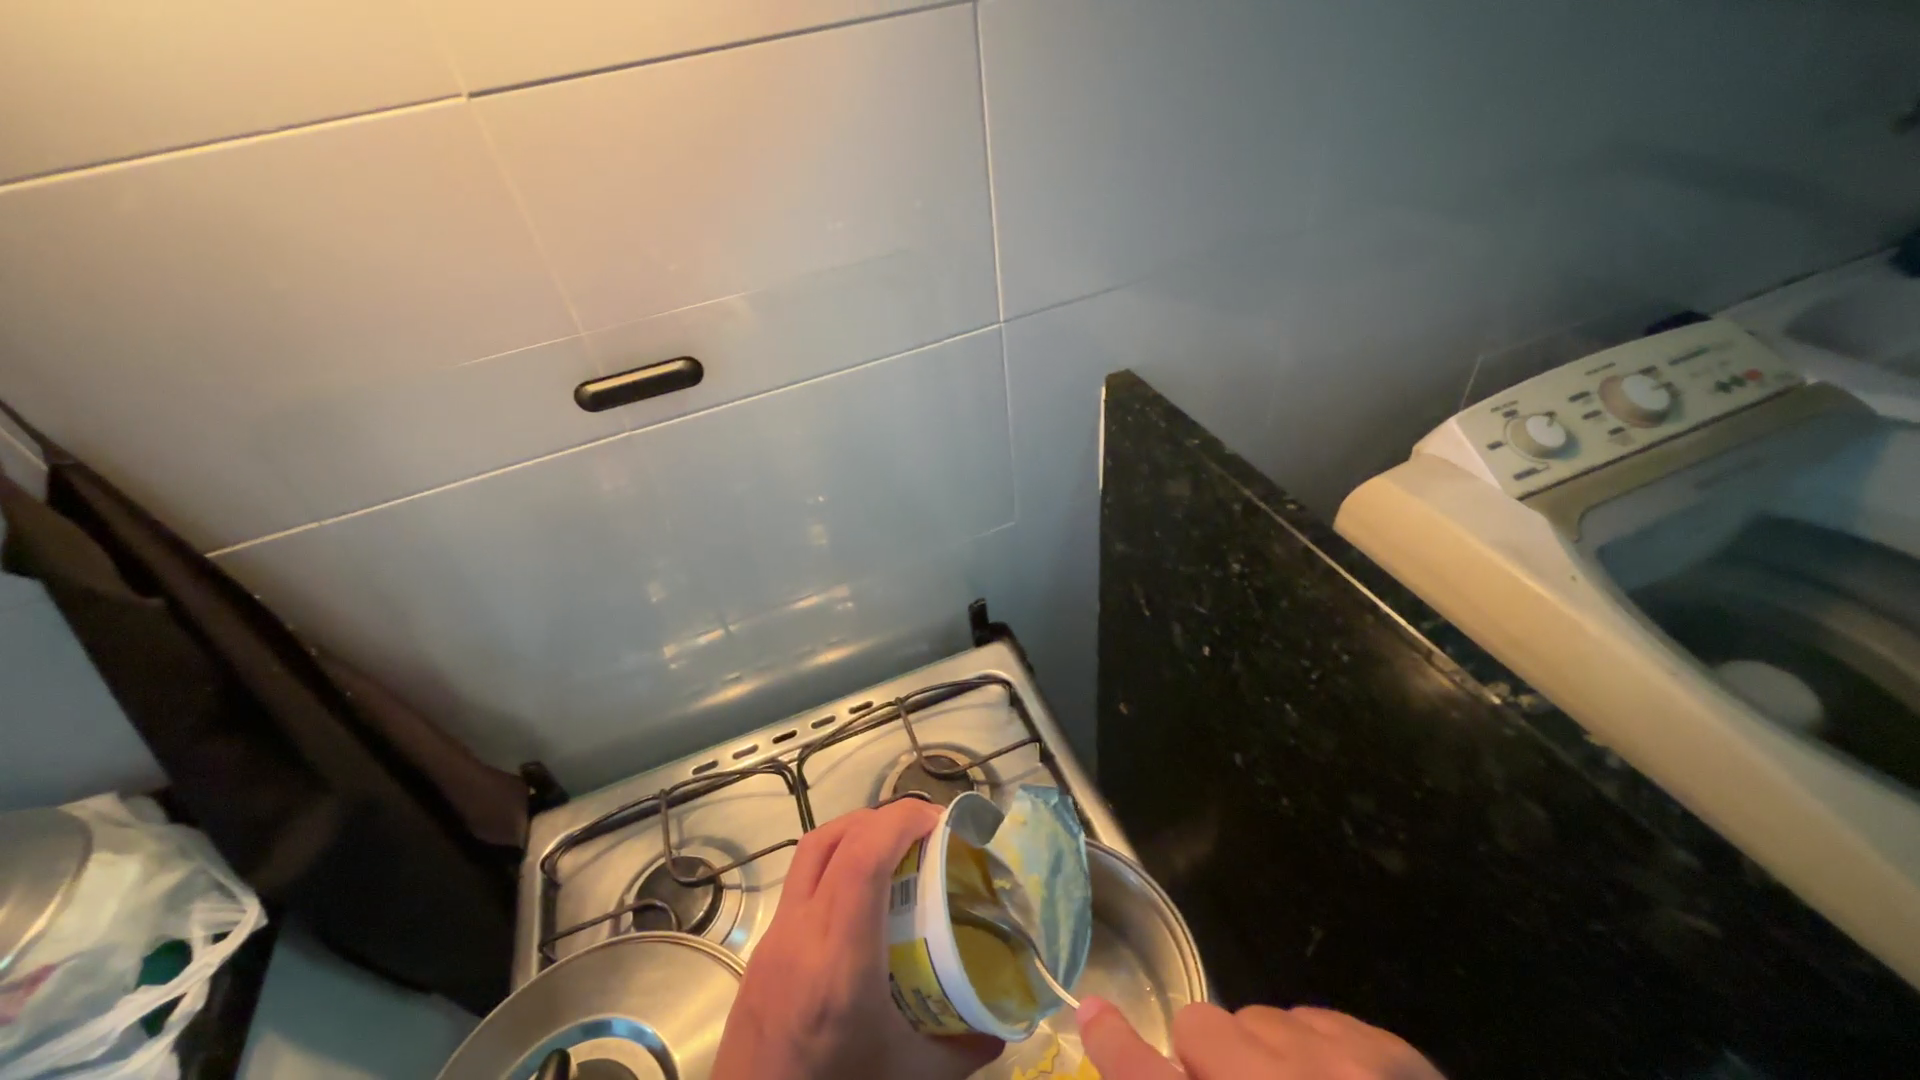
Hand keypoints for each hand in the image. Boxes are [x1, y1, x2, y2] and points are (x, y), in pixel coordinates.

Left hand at [711, 798, 1003, 1079]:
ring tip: (895, 852)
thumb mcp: (908, 1076)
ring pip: (810, 853)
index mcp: (841, 960)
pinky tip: (861, 901)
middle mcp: (801, 934)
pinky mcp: (762, 949)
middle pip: (834, 839)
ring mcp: (774, 938)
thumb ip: (960, 1048)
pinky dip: (834, 866)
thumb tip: (998, 1029)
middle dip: (883, 819)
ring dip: (854, 835)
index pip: (863, 859)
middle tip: (925, 833)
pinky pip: (800, 883)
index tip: (940, 821)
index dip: (901, 822)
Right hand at [1080, 996, 1443, 1078]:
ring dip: (1260, 1056)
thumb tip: (1161, 1063)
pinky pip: (1313, 1016)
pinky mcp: (1391, 1048)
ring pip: (1257, 1017)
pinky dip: (1312, 1050)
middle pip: (1202, 1027)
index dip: (1120, 1050)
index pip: (1160, 1077)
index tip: (1095, 1015)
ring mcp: (1344, 1062)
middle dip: (1207, 1064)